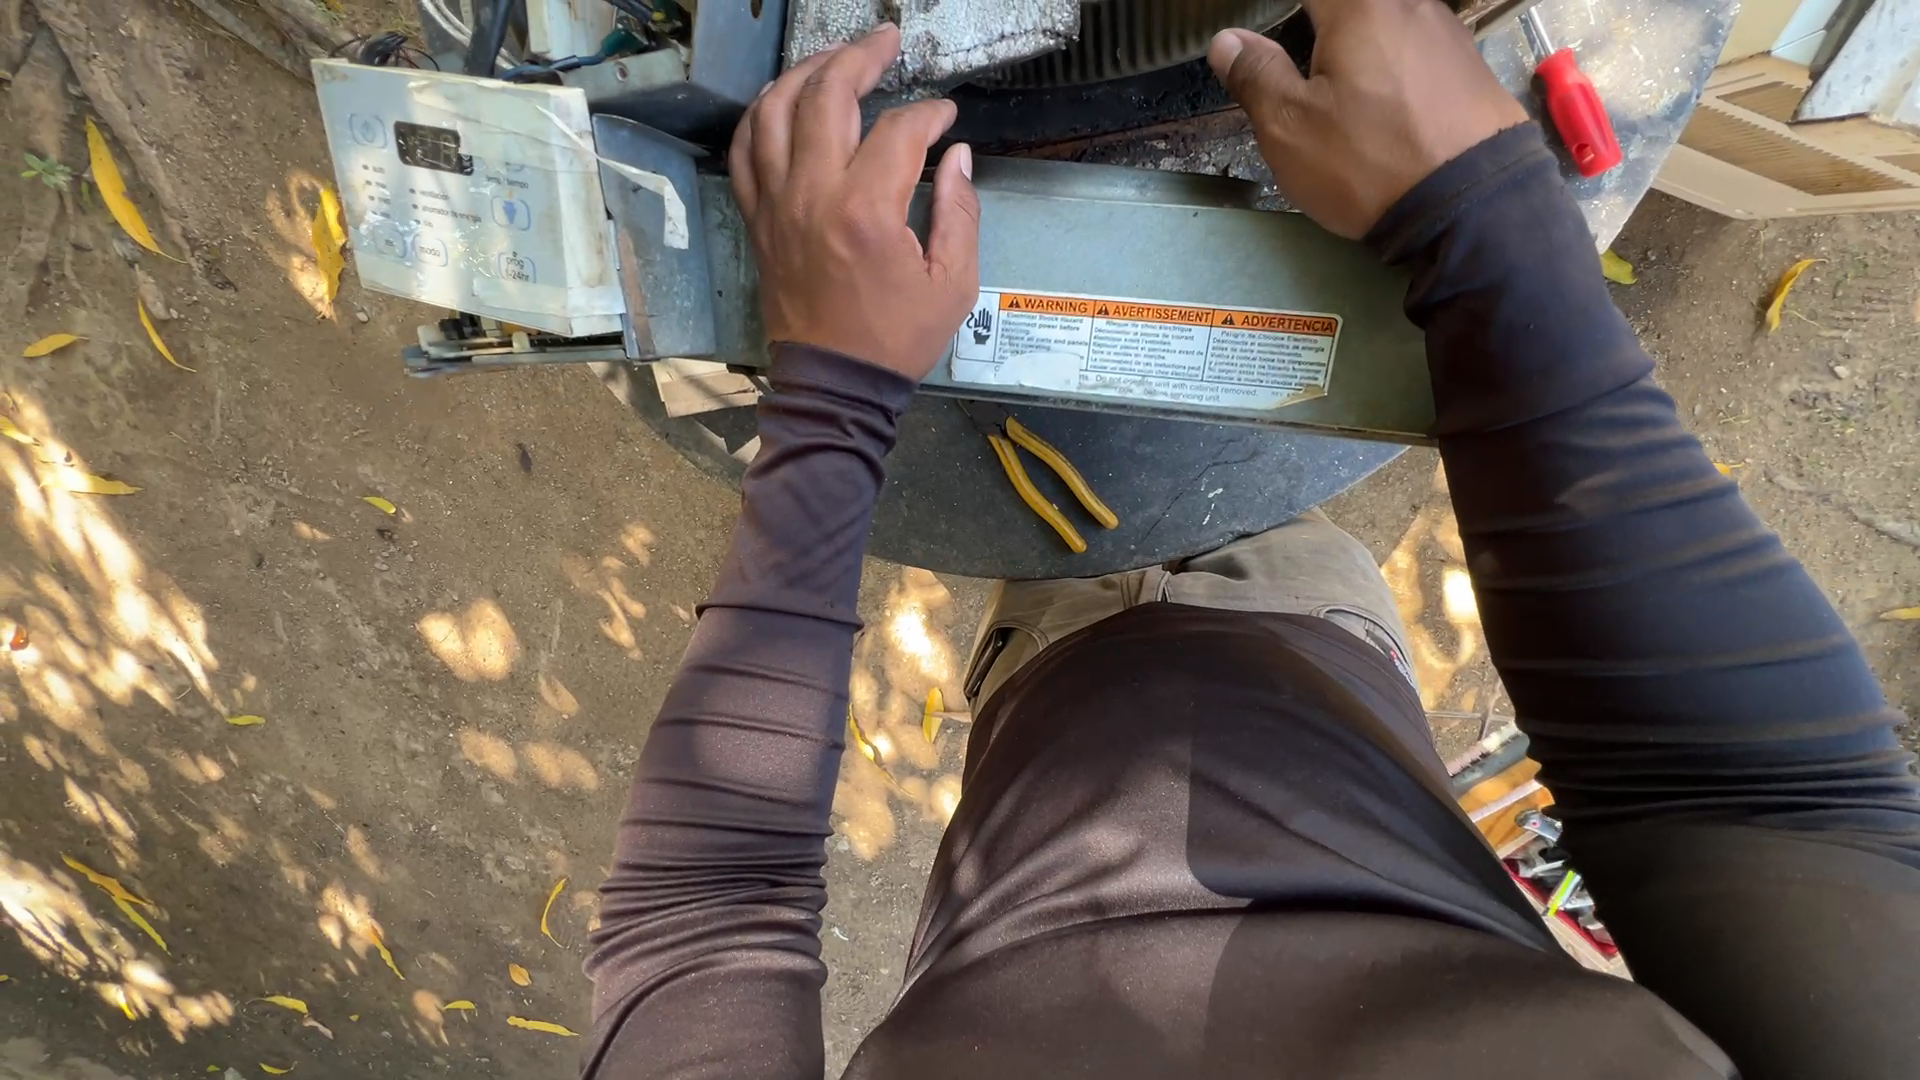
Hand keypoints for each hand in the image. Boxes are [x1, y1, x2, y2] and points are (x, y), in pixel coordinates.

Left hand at [730, 25, 980, 380]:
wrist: (836, 383)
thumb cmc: (897, 340)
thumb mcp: (952, 286)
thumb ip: (960, 215)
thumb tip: (958, 157)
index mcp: (867, 211)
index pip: (899, 131)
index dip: (930, 114)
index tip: (947, 117)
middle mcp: (813, 194)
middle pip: (827, 95)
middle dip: (862, 56)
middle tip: (887, 40)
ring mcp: (776, 205)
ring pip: (775, 109)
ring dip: (806, 72)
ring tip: (835, 60)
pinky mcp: (758, 220)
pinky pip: (745, 150)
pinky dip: (762, 116)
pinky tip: (784, 104)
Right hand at [1208, 0, 1527, 239]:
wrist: (1464, 199)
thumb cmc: (1362, 159)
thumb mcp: (1289, 127)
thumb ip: (1256, 77)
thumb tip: (1226, 40)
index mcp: (1359, 6)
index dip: (1277, 14)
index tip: (1261, 40)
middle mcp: (1407, 2)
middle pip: (1350, 7)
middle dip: (1317, 30)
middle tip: (1292, 70)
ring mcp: (1444, 30)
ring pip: (1384, 23)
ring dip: (1354, 48)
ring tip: (1334, 92)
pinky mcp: (1465, 64)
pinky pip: (1411, 48)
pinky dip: (1385, 64)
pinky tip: (1377, 104)